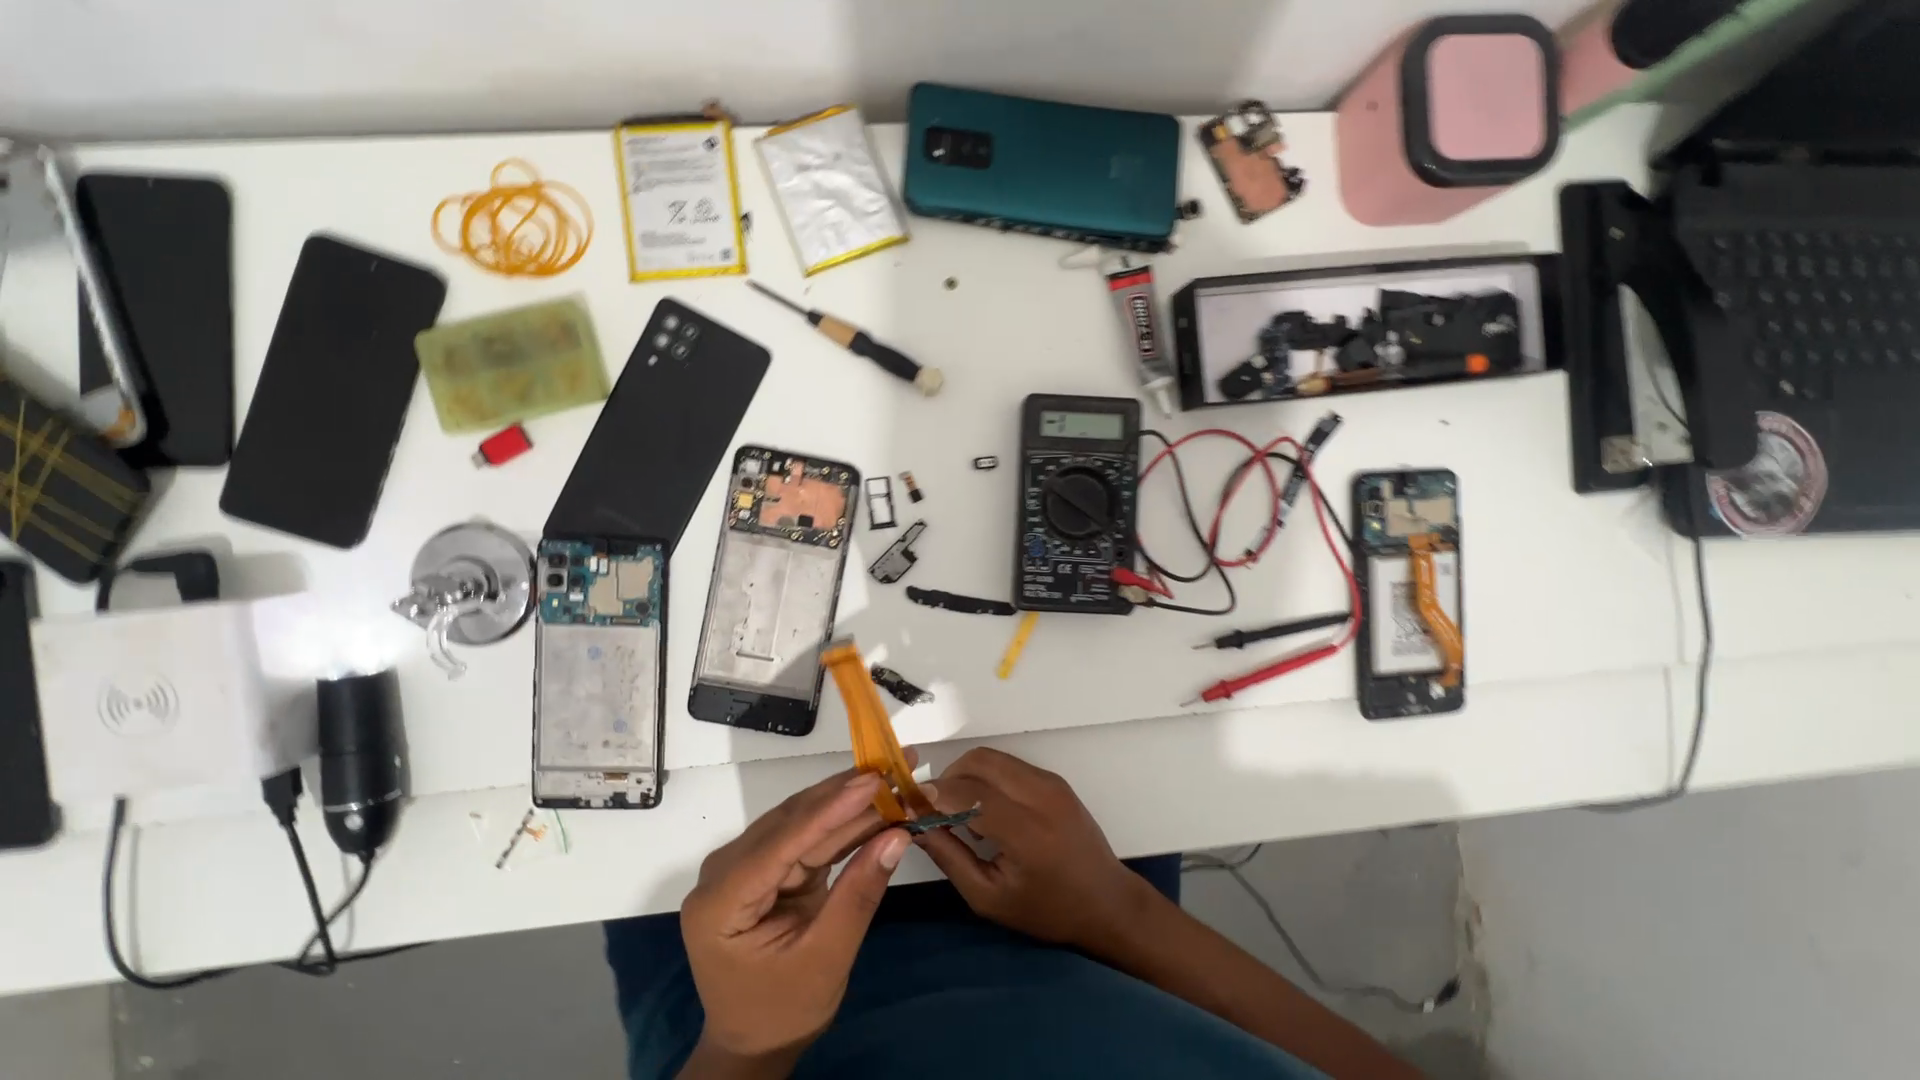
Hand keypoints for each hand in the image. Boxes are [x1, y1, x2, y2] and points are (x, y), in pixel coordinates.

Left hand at [680, 768, 909, 1065]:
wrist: (756, 1044)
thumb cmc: (784, 1010)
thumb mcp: (827, 958)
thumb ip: (859, 893)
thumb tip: (898, 835)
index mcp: (721, 901)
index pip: (781, 842)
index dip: (830, 808)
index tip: (874, 778)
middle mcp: (724, 873)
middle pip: (791, 822)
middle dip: (847, 793)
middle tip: (898, 764)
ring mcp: (744, 868)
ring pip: (802, 822)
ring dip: (850, 801)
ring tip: (896, 775)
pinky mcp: (766, 869)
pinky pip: (808, 838)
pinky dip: (844, 823)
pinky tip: (877, 804)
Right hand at [915, 748, 1160, 953]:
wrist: (1107, 903)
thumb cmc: (1047, 911)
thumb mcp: (988, 897)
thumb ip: (950, 857)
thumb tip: (916, 826)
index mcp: (1025, 830)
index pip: (967, 793)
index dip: (932, 796)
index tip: (909, 807)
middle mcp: (1040, 795)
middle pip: (977, 762)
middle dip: (946, 779)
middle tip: (932, 809)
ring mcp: (1050, 782)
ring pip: (991, 757)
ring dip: (965, 775)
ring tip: (955, 810)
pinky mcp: (1055, 780)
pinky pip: (1008, 764)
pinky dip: (985, 776)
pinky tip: (982, 808)